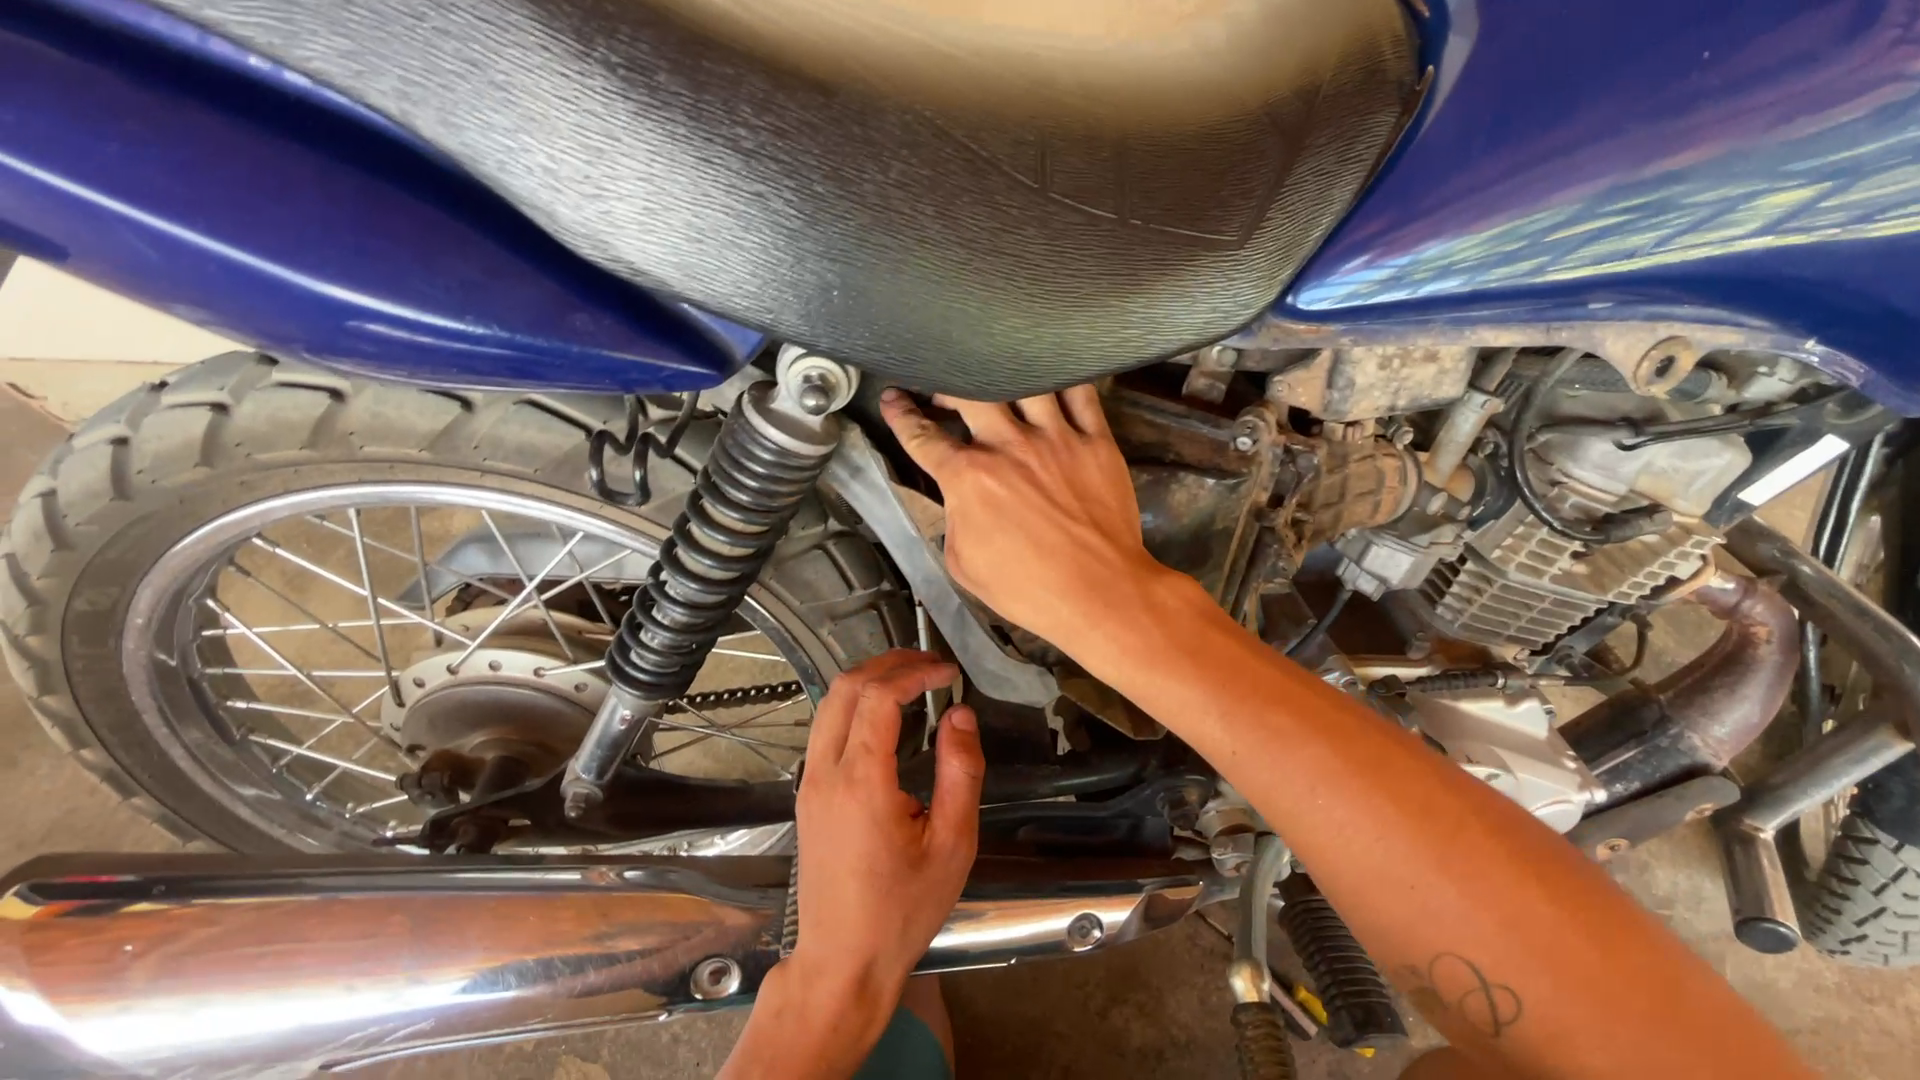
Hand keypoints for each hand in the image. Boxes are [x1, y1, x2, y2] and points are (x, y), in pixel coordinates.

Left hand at [788, 649, 983, 1015]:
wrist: (843, 960)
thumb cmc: (902, 910)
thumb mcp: (952, 844)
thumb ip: (960, 772)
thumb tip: (960, 715)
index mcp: (860, 781)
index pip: (878, 696)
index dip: (913, 671)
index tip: (948, 671)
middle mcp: (825, 773)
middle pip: (845, 688)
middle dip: (889, 664)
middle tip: (931, 664)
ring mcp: (809, 783)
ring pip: (829, 705)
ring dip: (869, 681)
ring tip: (913, 681)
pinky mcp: (807, 796)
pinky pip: (825, 730)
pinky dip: (855, 706)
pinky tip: (888, 718)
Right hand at [880, 385, 1161, 647]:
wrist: (1097, 593)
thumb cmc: (1030, 589)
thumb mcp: (964, 564)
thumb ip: (953, 520)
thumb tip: (957, 501)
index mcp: (970, 478)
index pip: (923, 436)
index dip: (901, 415)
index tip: (895, 401)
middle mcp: (1010, 448)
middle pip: (968, 392)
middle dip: (946, 387)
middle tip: (943, 394)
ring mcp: (1056, 439)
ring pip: (1024, 381)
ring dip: (1001, 378)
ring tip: (995, 384)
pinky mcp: (1095, 443)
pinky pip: (1080, 394)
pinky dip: (1062, 382)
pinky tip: (1052, 383)